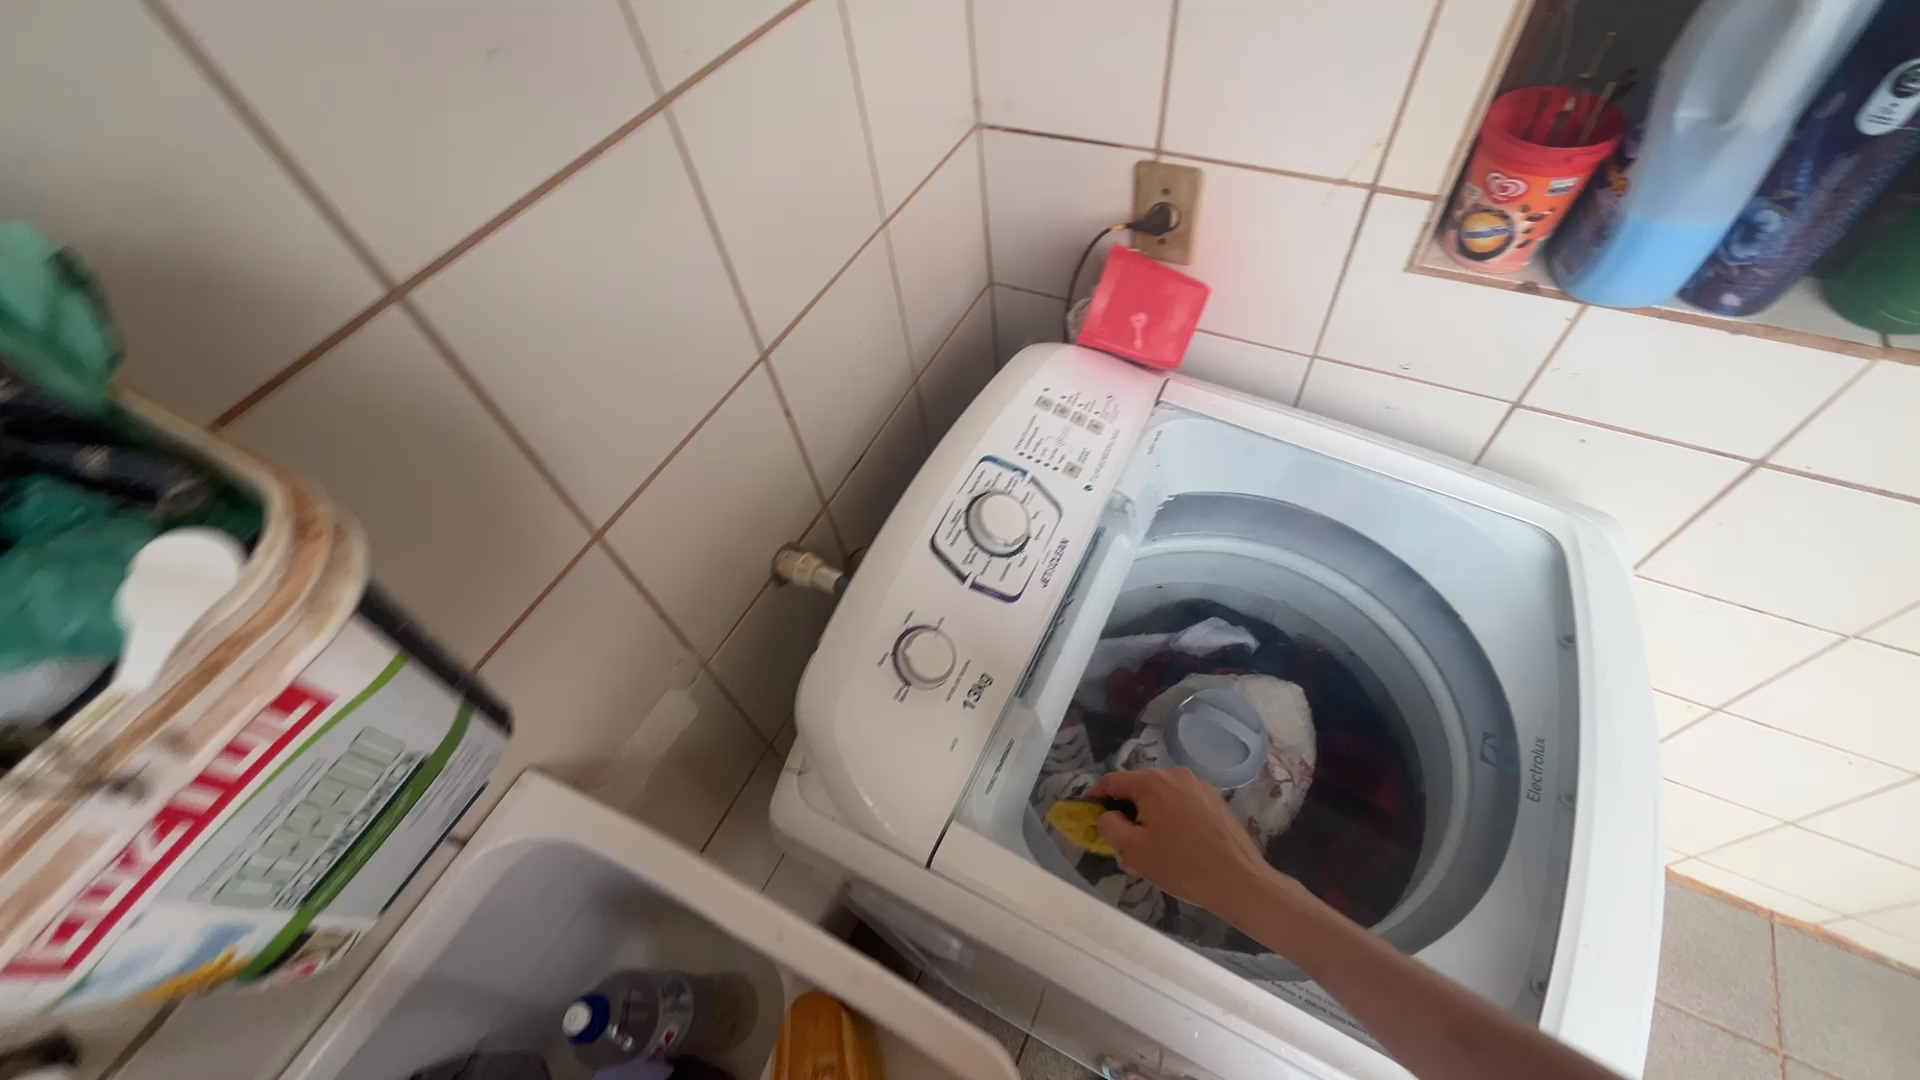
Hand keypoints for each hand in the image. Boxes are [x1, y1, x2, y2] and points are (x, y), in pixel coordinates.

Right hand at [1086, 767, 1298, 916]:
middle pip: (1139, 790)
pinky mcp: (1216, 802)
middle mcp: (1175, 775)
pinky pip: (1183, 806)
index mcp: (1152, 782)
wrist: (1240, 882)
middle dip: (1127, 814)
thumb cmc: (1181, 865)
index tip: (1090, 813)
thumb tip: (1109, 815)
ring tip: (1152, 853)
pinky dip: (1172, 821)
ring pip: (1162, 799)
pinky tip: (1177, 848)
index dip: (1097, 796)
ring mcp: (1199, 787)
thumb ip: (1109, 826)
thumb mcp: (1133, 850)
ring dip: (1151, 820)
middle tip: (1124, 846)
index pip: (1113, 781)